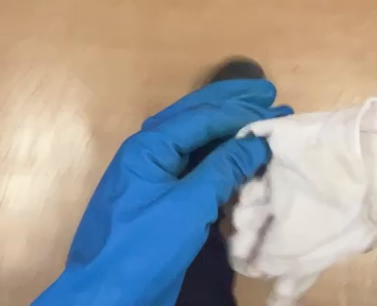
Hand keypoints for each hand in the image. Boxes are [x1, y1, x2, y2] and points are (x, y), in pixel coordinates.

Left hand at [35, 79, 289, 305]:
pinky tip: (239, 157)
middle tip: (268, 92)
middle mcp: (150, 150)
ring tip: (259, 117)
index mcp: (150, 145)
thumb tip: (257, 141)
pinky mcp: (161, 199)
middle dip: (233, 104)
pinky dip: (219, 158)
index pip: (202, 116)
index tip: (274, 104)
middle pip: (197, 117)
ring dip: (228, 129)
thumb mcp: (188, 207)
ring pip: (196, 140)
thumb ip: (223, 169)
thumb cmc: (142, 248)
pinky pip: (194, 166)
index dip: (240, 109)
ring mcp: (154, 175)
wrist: (103, 299)